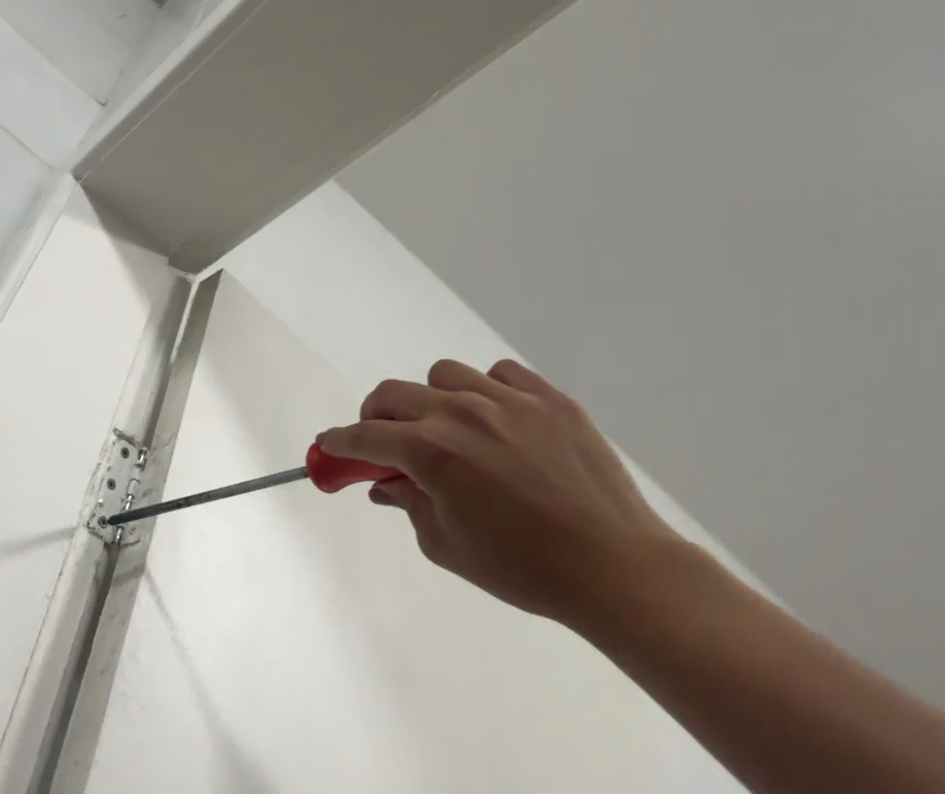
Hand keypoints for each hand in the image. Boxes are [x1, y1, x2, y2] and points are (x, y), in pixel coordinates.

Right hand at [318, 358, 690, 623]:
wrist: (615, 567)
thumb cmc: (522, 568)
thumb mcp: (446, 545)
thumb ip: (407, 503)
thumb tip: (385, 482)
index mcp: (432, 452)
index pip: (364, 436)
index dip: (339, 442)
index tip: (329, 447)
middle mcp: (462, 412)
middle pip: (393, 395)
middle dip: (376, 419)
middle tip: (386, 446)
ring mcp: (509, 399)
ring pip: (444, 375)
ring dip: (431, 401)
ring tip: (450, 432)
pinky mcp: (550, 398)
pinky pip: (500, 375)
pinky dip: (486, 392)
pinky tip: (499, 423)